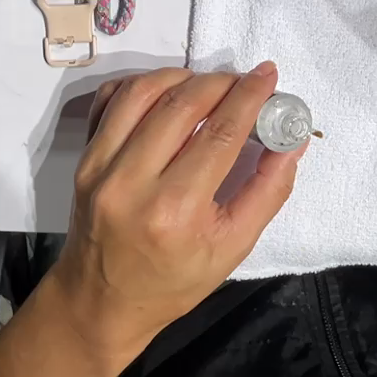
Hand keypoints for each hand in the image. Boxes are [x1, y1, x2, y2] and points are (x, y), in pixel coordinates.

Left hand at [45, 65, 301, 362]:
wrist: (101, 301)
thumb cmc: (174, 281)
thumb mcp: (233, 248)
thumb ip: (268, 191)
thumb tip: (292, 140)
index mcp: (176, 211)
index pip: (220, 134)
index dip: (248, 97)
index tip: (268, 75)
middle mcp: (132, 182)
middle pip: (181, 105)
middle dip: (219, 82)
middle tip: (242, 82)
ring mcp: (100, 166)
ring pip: (142, 92)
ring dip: (181, 77)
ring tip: (207, 85)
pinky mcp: (84, 157)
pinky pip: (110, 100)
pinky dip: (140, 84)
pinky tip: (166, 92)